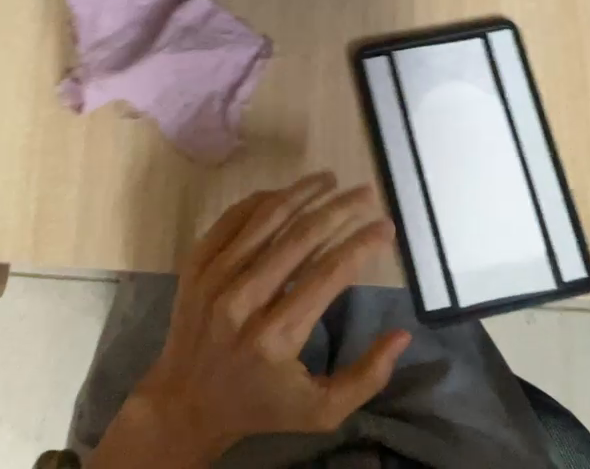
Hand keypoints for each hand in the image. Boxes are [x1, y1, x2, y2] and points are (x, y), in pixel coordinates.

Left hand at [91, 173, 408, 466]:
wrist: (186, 401)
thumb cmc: (261, 405)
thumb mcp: (320, 411)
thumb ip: (366, 377)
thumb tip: (403, 335)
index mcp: (276, 337)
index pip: (328, 275)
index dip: (361, 245)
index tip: (385, 227)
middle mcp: (243, 301)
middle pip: (300, 239)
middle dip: (339, 209)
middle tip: (366, 192)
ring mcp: (214, 277)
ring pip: (265, 219)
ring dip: (302, 193)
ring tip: (330, 179)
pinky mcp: (196, 263)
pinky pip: (233, 218)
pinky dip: (263, 200)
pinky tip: (288, 193)